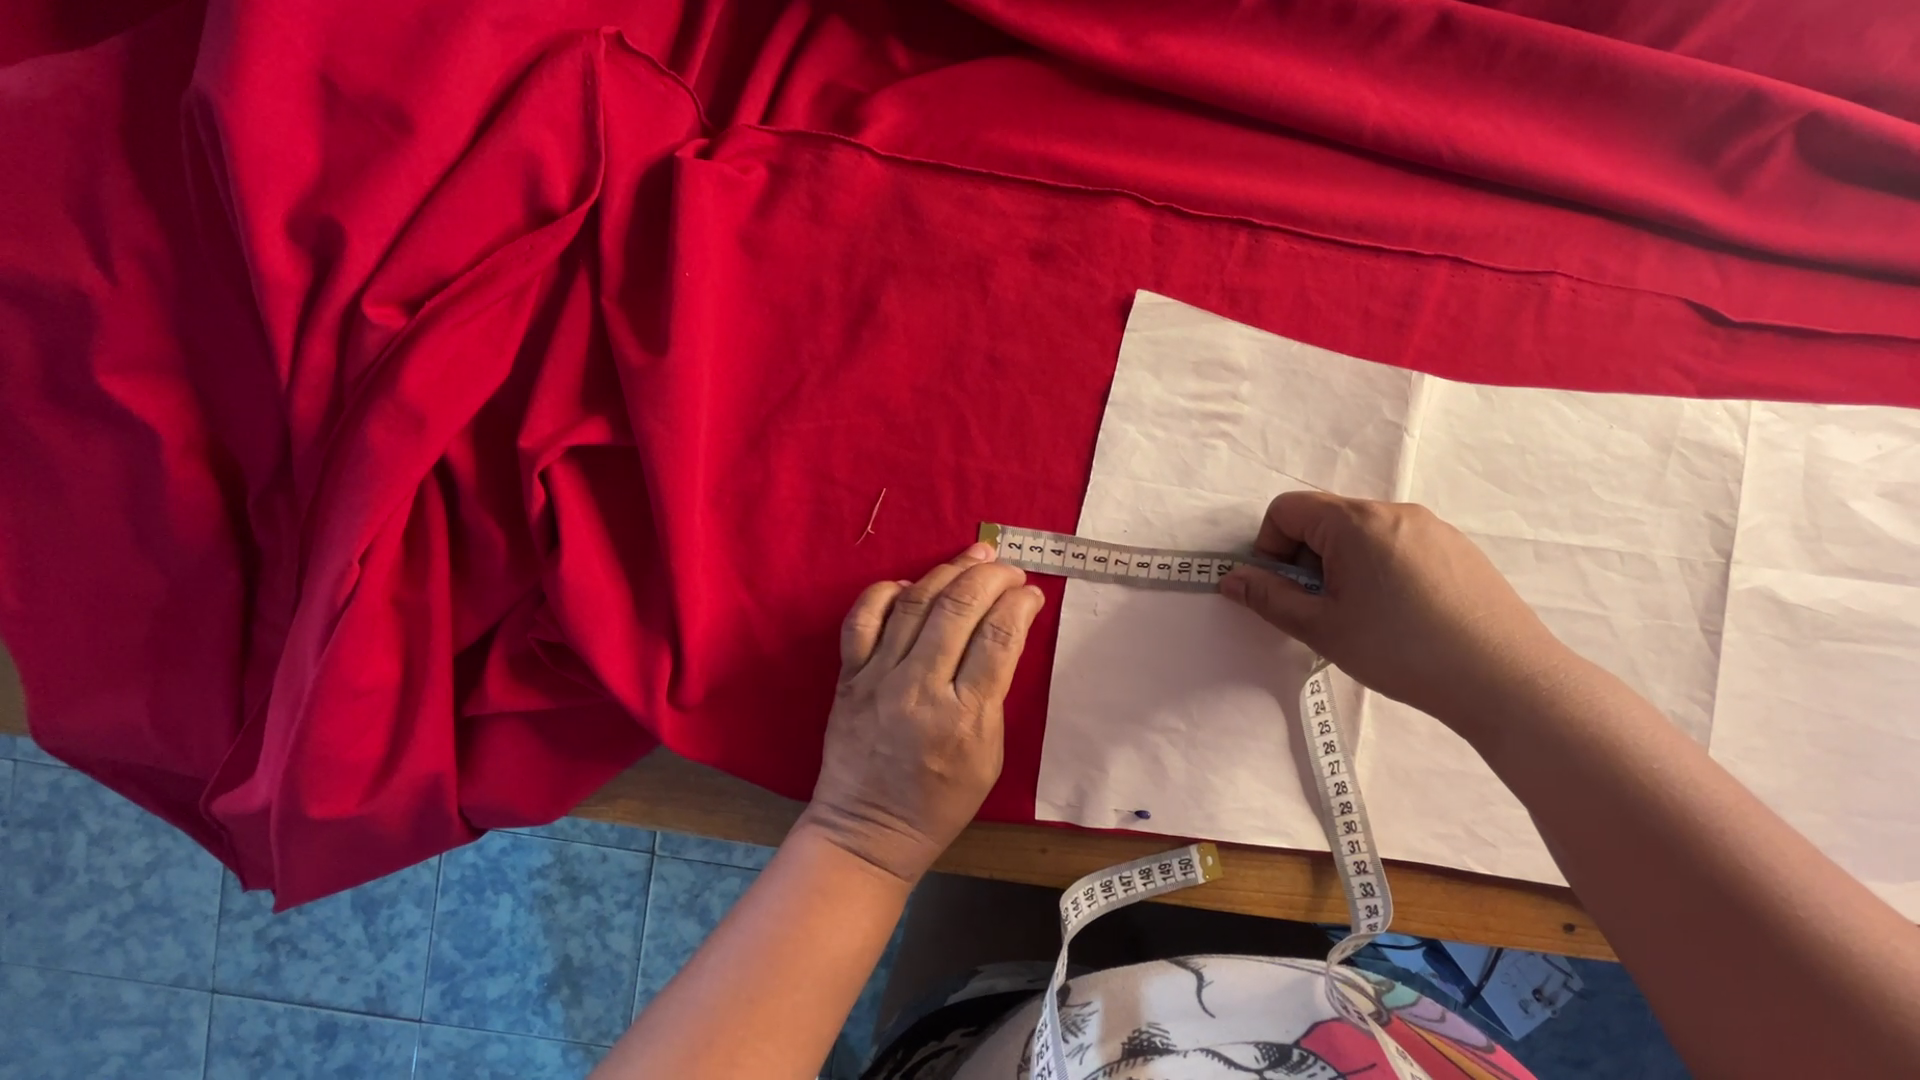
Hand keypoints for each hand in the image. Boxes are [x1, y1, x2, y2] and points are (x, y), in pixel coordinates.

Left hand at [800, 543, 1044, 884]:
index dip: (1019, 605)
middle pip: (958, 609)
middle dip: (990, 576)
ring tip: (974, 555)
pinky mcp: (848, 676)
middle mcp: (918, 688)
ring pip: (914, 603)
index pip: (998, 638)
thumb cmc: (939, 802)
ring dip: (948, 571)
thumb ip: (993, 694)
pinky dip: (885, 592)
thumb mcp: (989, 756)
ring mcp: (877, 678)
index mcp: (963, 717)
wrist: (867, 828)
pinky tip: (910, 583)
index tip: (1031, 593)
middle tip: (1008, 567)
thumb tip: (1003, 634)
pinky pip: (862, 618)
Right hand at [1220, 491, 1574, 728]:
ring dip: (1342, 566)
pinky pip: (1398, 546)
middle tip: (1320, 609)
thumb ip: (1269, 598)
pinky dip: (1379, 571)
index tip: (1283, 591)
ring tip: (1361, 617)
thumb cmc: (1401, 651)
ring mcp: (1432, 528)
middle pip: (1325, 519)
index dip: (1270, 548)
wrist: (1506, 680)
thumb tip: (1231, 580)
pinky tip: (1400, 617)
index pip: (1288, 509)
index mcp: (1356, 522)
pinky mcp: (1459, 550)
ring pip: (1362, 534)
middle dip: (1306, 559)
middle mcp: (1395, 512)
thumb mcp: (1321, 628)